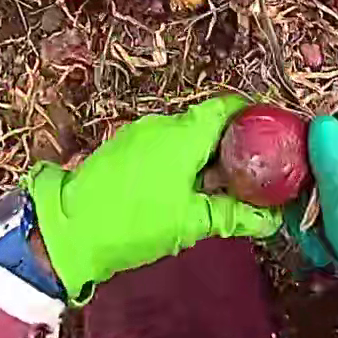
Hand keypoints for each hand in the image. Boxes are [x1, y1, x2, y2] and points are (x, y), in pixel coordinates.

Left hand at [28, 94, 281, 301]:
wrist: (66, 230)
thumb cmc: (134, 223)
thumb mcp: (191, 223)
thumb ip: (235, 216)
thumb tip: (271, 219)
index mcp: (185, 134)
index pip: (228, 106)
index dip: (251, 118)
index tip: (265, 139)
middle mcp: (164, 124)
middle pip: (209, 122)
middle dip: (229, 145)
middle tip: (244, 174)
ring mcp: (140, 131)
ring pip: (185, 133)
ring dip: (202, 153)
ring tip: (211, 188)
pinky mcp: (123, 144)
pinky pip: (163, 142)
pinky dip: (179, 157)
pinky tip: (179, 188)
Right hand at [298, 116, 337, 337]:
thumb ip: (333, 166)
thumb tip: (318, 120)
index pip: (313, 140)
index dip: (296, 166)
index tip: (291, 198)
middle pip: (317, 170)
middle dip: (306, 202)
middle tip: (312, 234)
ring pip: (327, 196)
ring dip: (319, 223)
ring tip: (328, 250)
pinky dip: (336, 234)